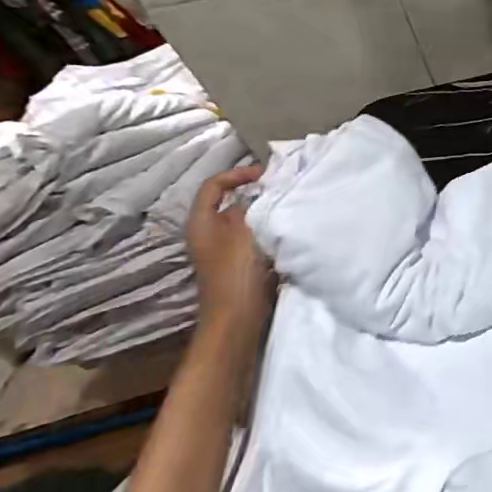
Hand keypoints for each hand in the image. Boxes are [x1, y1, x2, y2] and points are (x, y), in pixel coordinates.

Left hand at [186, 165, 272, 340]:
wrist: (238, 317)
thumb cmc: (237, 272)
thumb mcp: (244, 231)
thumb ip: (252, 207)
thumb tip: (262, 193)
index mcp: (202, 223)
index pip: (214, 185)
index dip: (238, 174)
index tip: (267, 174)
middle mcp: (210, 233)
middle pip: (232, 201)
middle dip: (257, 191)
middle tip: (283, 186)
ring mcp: (225, 249)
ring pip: (247, 218)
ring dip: (267, 210)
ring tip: (290, 204)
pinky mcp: (241, 262)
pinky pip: (257, 234)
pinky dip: (271, 227)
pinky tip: (289, 229)